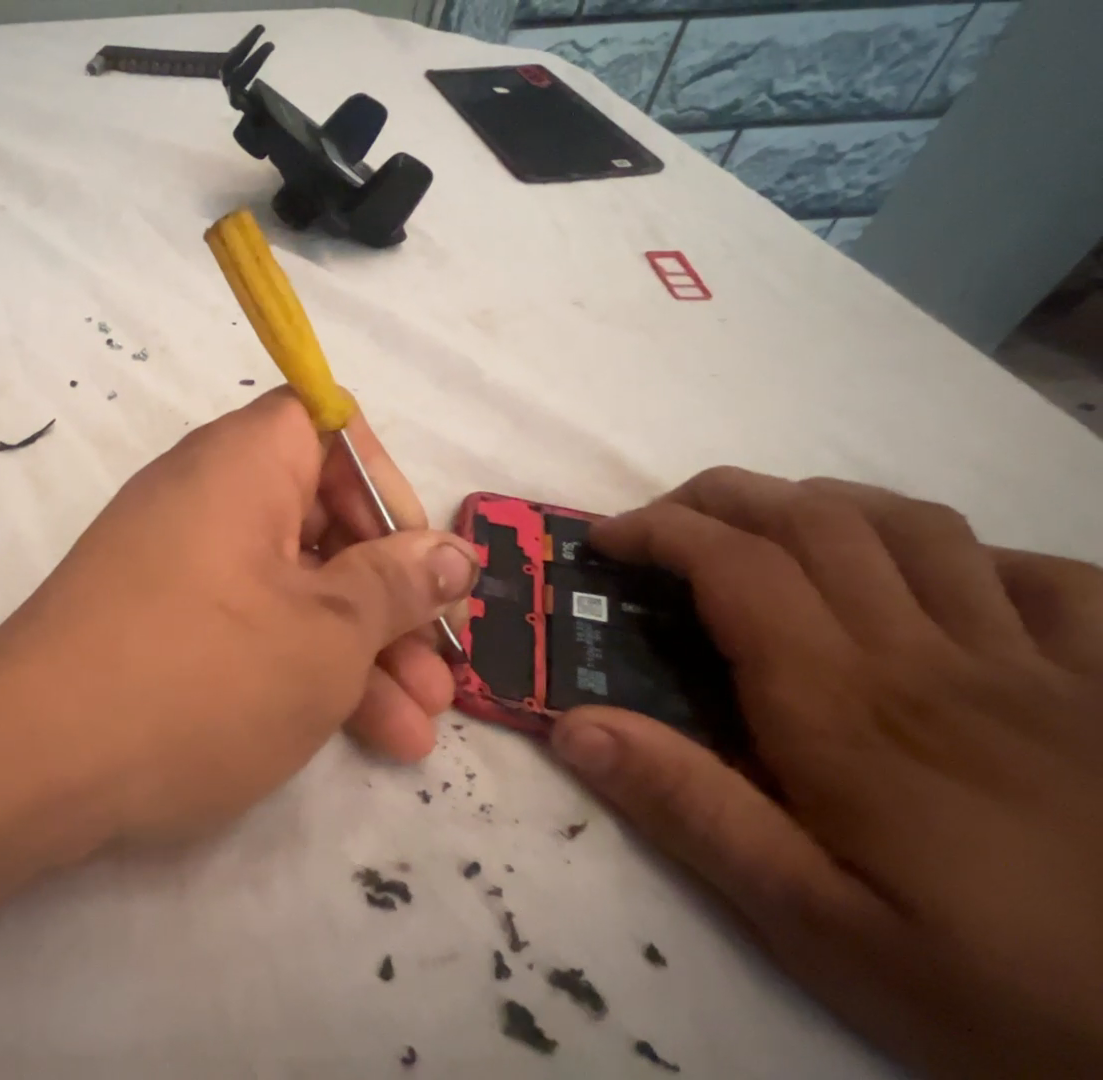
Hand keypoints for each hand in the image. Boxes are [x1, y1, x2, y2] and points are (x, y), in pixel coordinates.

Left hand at [0, 390, 475, 846]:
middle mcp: (201, 499)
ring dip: (357, 654)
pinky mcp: (150, 626)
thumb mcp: (323, 635)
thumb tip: (450, 551)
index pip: (325, 427)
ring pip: (287, 590)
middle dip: (389, 601)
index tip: (421, 561)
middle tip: (439, 675)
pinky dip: (296, 669)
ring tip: (414, 733)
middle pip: (317, 523)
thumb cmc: (200, 677)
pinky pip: (243, 626)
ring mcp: (170, 567)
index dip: (382, 486)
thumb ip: (396, 586)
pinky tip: (354, 737)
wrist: (31, 763)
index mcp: (240, 464)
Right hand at [548, 467, 1102, 1076]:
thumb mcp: (807, 921)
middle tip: (662, 520)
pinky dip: (968, 554)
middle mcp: (930, 661)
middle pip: (818, 523)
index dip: (662, 533)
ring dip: (822, 504)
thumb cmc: (984, 986)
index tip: (604, 539)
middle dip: (724, 498)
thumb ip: (690, 811)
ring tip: (766, 527)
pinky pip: (1048, 578)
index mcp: (845, 709)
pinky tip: (929, 580)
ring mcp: (1036, 667)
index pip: (739, 569)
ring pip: (916, 529)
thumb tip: (573, 725)